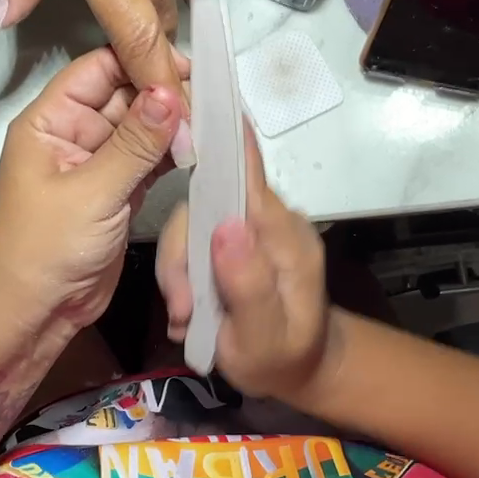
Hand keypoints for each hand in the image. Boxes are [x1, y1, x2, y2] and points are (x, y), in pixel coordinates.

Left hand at [0, 46, 189, 334]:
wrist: (32, 315)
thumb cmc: (43, 250)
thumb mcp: (91, 193)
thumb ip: (134, 143)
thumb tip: (170, 92)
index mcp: (50, 122)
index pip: (98, 69)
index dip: (140, 61)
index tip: (189, 67)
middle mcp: (73, 135)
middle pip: (125, 96)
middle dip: (165, 96)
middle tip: (213, 100)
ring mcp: (97, 165)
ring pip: (141, 130)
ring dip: (174, 128)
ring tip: (217, 122)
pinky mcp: (117, 194)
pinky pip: (148, 163)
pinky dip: (173, 157)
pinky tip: (203, 151)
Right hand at [156, 125, 338, 401]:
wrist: (301, 371)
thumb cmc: (287, 358)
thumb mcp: (266, 337)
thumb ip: (249, 286)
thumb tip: (226, 226)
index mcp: (283, 234)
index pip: (250, 173)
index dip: (223, 140)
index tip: (192, 106)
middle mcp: (264, 220)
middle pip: (202, 205)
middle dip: (180, 257)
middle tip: (182, 310)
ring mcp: (244, 230)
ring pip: (189, 227)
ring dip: (177, 275)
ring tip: (186, 319)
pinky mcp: (228, 242)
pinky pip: (189, 244)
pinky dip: (180, 280)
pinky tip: (189, 314)